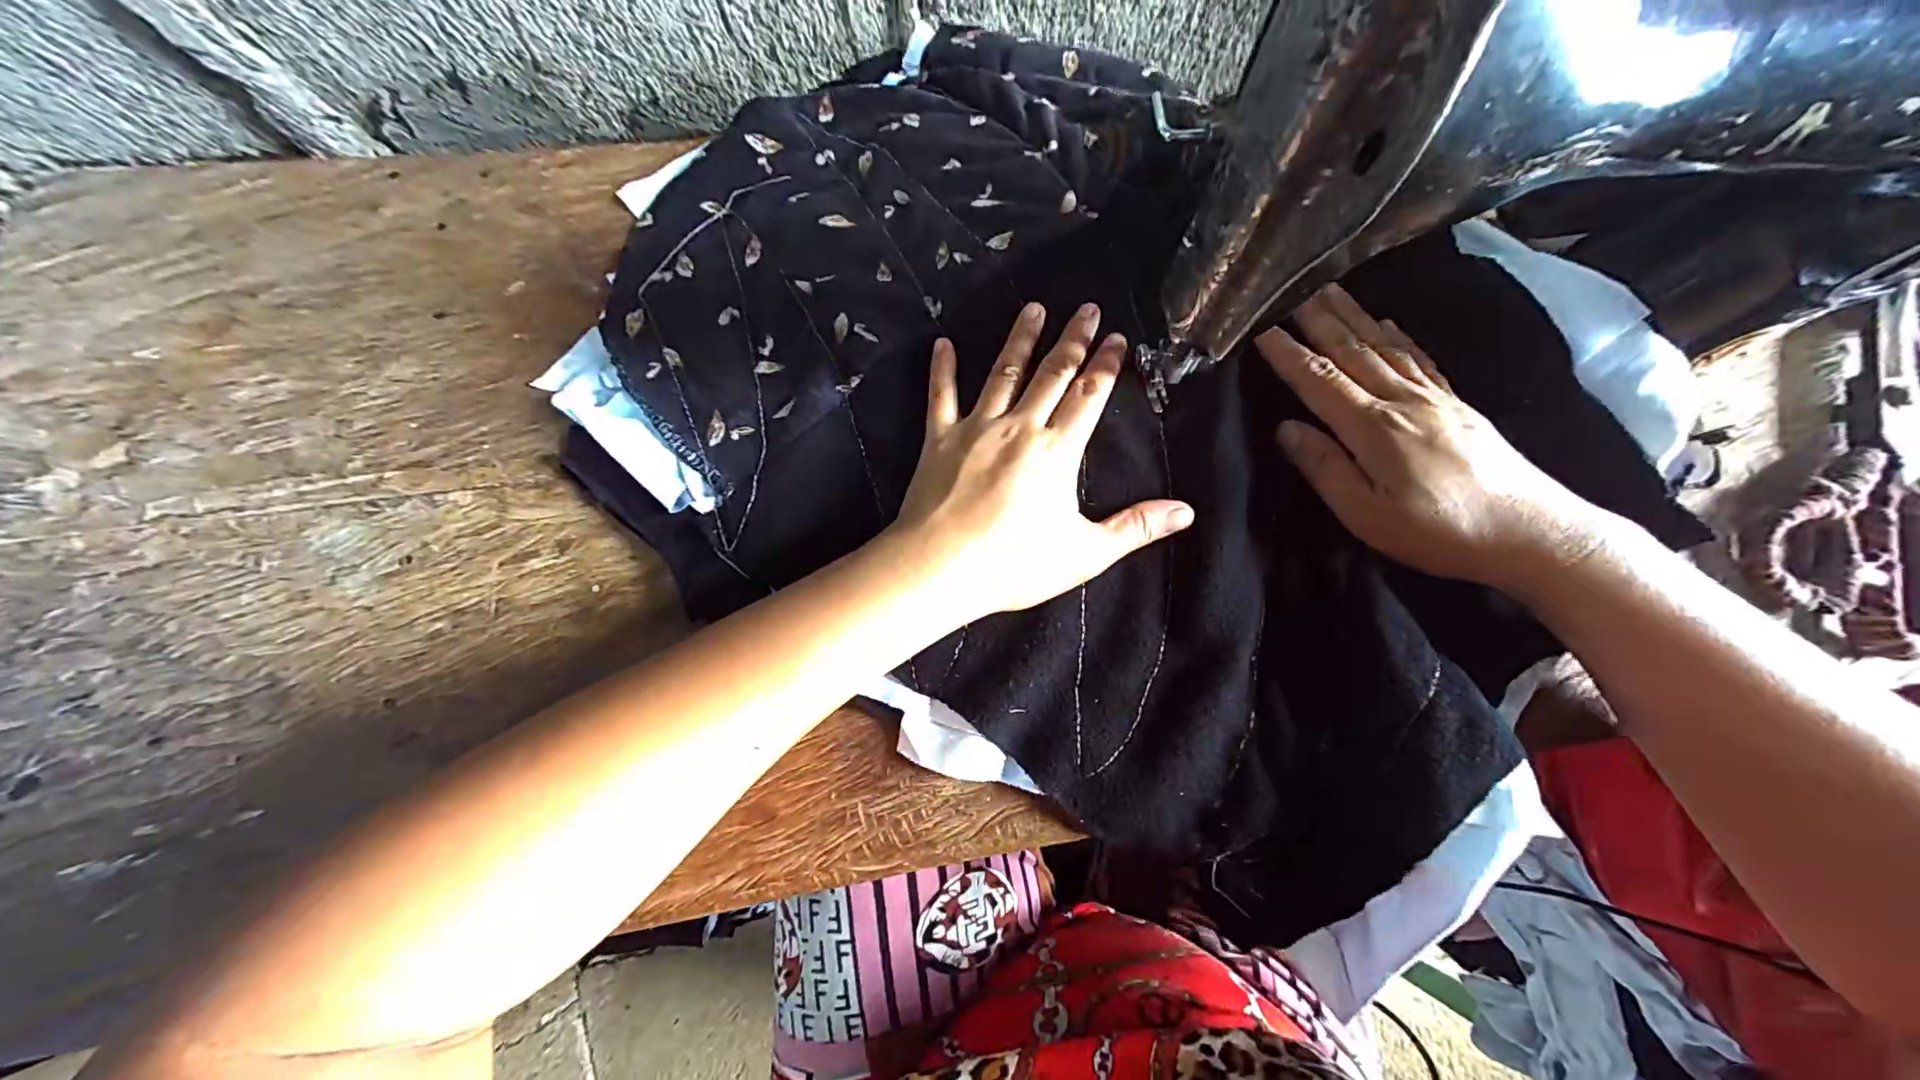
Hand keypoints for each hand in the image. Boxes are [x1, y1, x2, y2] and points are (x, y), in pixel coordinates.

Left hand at [885, 301, 1193, 621]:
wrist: (940, 567)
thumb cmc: (1013, 564)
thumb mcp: (1084, 552)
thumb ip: (1135, 527)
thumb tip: (1185, 512)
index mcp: (1056, 451)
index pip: (1089, 395)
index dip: (1106, 364)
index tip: (1116, 337)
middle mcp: (1019, 428)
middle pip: (1052, 374)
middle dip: (1072, 339)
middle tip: (1085, 308)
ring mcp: (976, 429)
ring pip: (1003, 373)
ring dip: (1020, 339)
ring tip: (1033, 309)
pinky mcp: (939, 440)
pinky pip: (941, 396)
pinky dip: (943, 369)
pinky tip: (943, 344)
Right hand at [1257, 284, 1603, 589]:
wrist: (1531, 532)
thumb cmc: (1437, 531)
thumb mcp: (1365, 513)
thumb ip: (1324, 467)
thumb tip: (1286, 429)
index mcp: (1374, 427)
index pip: (1319, 381)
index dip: (1288, 354)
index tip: (1262, 329)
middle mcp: (1403, 401)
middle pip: (1353, 351)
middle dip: (1319, 319)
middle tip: (1294, 290)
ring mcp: (1435, 399)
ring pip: (1385, 347)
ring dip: (1353, 317)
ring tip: (1331, 292)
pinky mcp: (1458, 405)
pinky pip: (1420, 359)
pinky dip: (1398, 337)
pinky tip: (1388, 324)